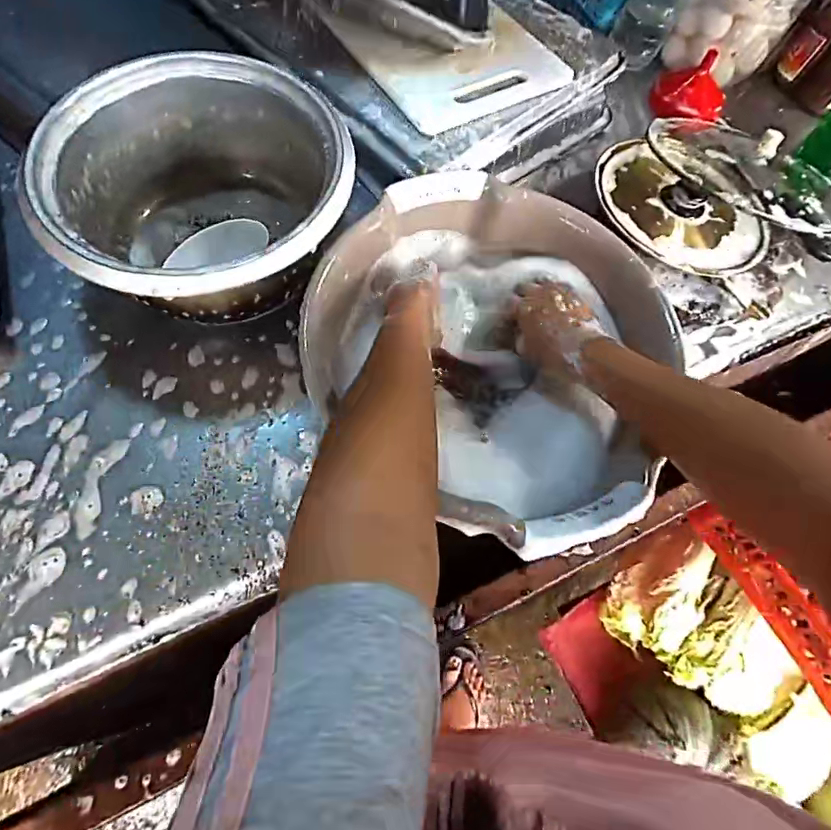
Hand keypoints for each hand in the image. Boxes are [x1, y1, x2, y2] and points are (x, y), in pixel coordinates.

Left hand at [281, 275, 438, 604]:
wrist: (373, 554)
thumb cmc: (385, 455)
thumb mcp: (394, 381)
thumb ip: (404, 330)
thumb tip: (414, 275)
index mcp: (359, 396)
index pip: (383, 348)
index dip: (409, 324)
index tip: (446, 306)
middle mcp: (360, 429)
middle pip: (393, 384)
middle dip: (423, 360)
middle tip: (467, 341)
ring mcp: (377, 471)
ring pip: (405, 419)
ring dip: (431, 399)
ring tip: (471, 384)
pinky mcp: (399, 506)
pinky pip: (419, 455)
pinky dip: (437, 438)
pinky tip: (460, 441)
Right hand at [514, 280, 608, 380]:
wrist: (585, 351)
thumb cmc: (553, 355)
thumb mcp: (527, 351)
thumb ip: (519, 337)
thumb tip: (519, 332)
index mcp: (522, 308)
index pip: (509, 303)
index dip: (510, 311)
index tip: (512, 318)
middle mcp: (537, 294)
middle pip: (524, 287)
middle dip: (522, 295)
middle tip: (525, 305)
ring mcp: (557, 291)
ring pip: (543, 281)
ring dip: (540, 288)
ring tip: (541, 297)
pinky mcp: (574, 292)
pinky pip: (561, 284)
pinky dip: (557, 289)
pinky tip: (558, 297)